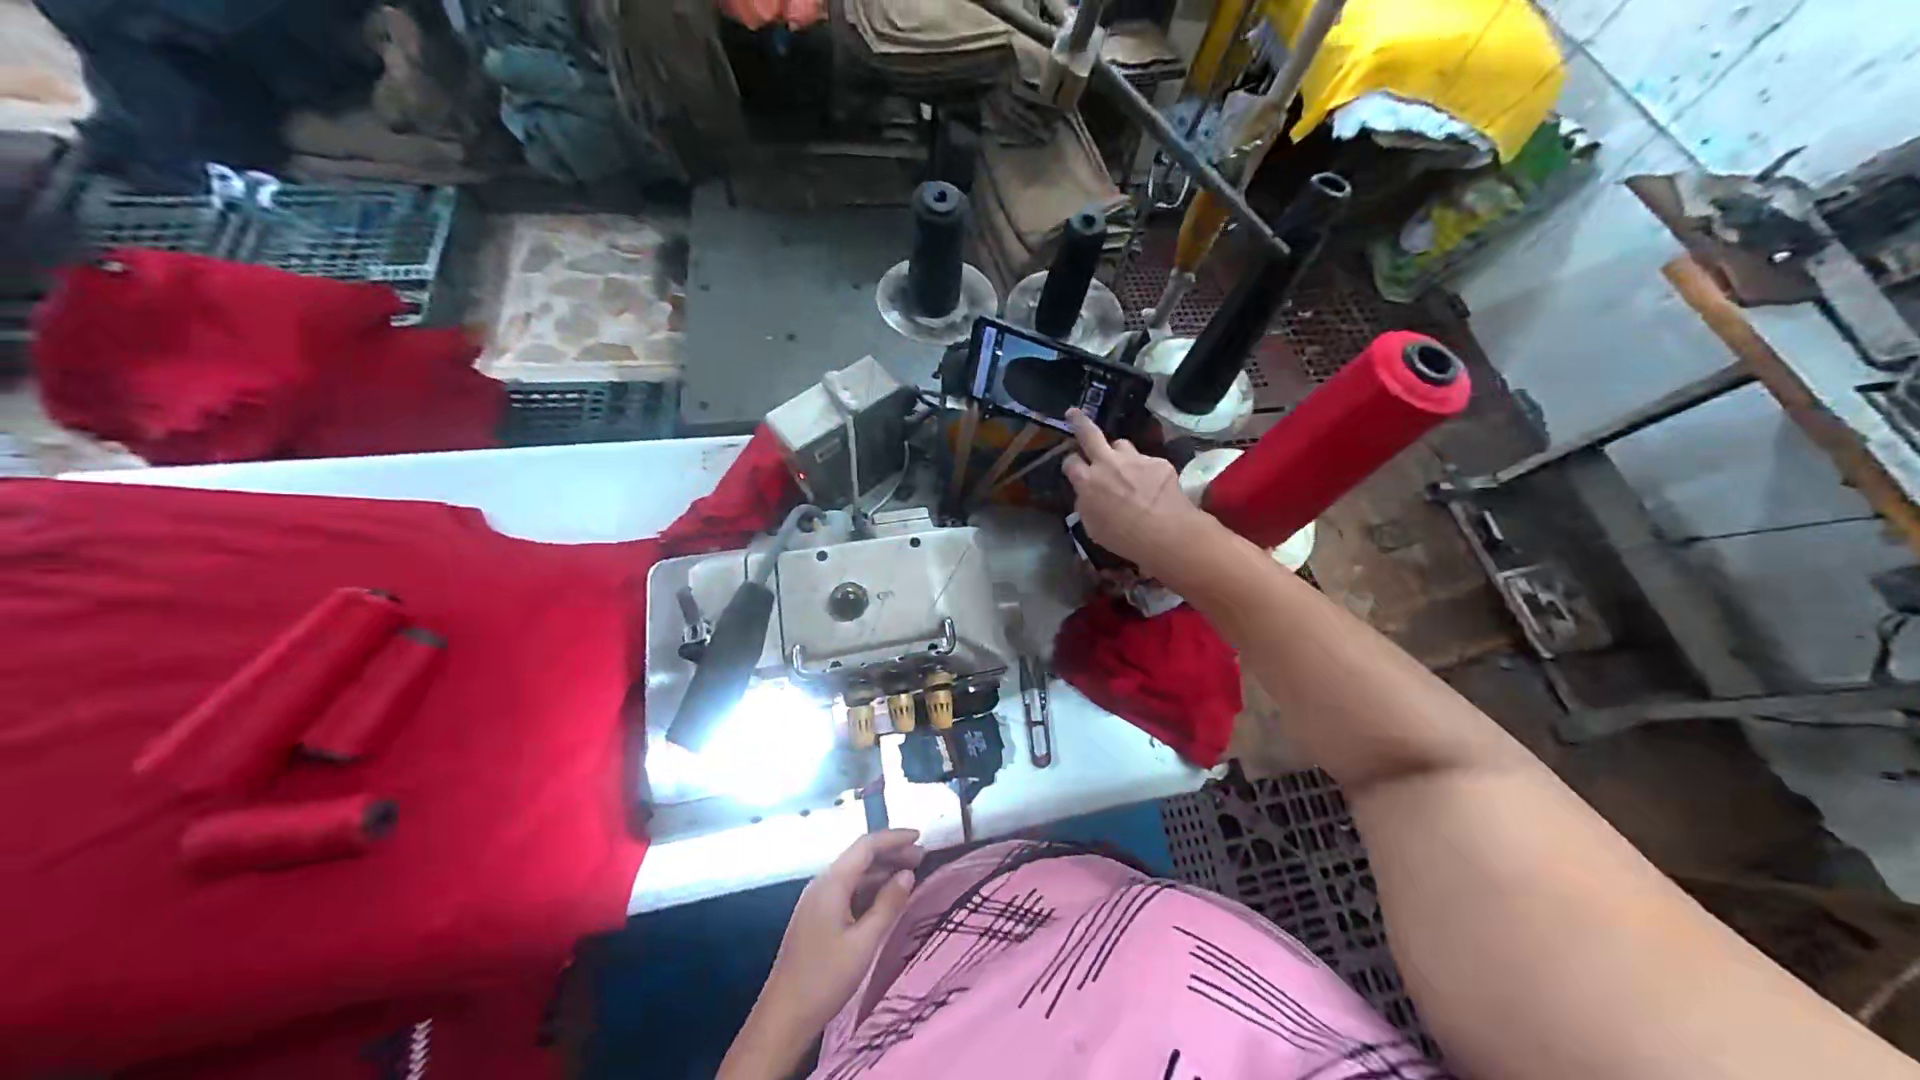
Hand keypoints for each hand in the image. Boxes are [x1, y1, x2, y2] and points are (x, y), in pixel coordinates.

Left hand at [721, 831, 923, 1079]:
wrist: (783, 1016)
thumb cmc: (825, 979)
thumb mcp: (864, 943)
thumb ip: (888, 904)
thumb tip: (908, 874)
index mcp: (831, 883)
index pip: (866, 845)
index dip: (894, 838)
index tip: (920, 836)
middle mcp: (822, 884)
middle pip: (860, 856)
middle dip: (891, 852)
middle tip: (922, 857)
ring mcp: (817, 901)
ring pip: (854, 874)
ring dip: (882, 870)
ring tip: (910, 875)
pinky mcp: (817, 917)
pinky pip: (847, 890)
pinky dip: (870, 888)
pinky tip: (886, 898)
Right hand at [1062, 407, 1211, 577]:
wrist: (1165, 533)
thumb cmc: (1123, 538)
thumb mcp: (1092, 528)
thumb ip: (1086, 506)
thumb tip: (1085, 496)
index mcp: (1087, 482)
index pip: (1070, 462)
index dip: (1071, 463)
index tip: (1073, 467)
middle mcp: (1108, 464)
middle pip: (1089, 434)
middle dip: (1079, 422)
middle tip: (1074, 413)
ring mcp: (1134, 459)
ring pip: (1121, 445)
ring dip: (1119, 453)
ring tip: (1125, 468)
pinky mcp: (1158, 461)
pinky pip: (1147, 461)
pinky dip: (1146, 471)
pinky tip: (1153, 487)